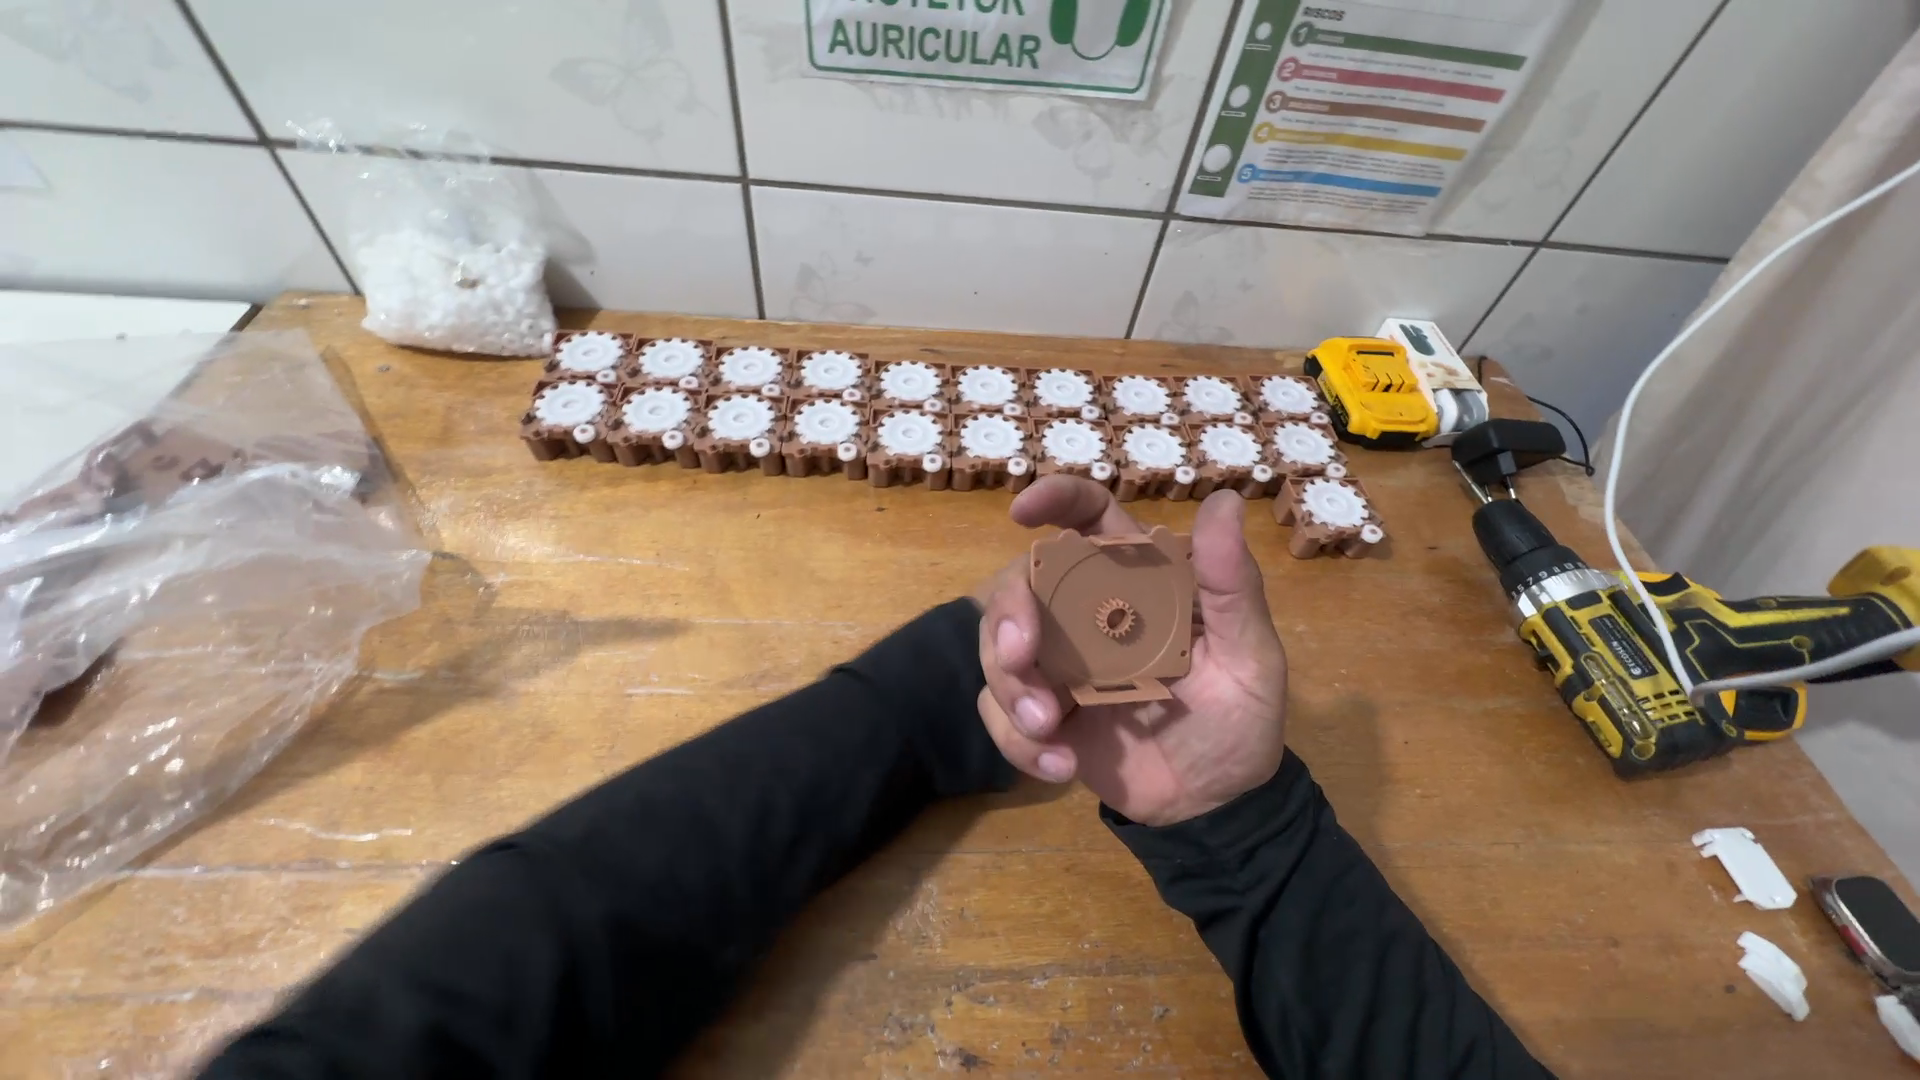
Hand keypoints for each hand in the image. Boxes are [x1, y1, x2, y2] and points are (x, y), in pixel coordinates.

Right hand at [974, 476, 1287, 826]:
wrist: (1213, 805)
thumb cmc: (1237, 720)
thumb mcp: (1248, 655)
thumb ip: (1232, 586)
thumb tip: (1223, 502)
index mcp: (1136, 582)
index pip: (1090, 521)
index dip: (1056, 500)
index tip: (1022, 512)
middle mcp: (1085, 613)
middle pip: (1021, 584)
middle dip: (1007, 615)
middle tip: (1021, 656)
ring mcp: (1057, 664)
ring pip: (996, 646)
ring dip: (1009, 685)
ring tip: (1047, 728)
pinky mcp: (1039, 713)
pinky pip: (998, 710)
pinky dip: (1017, 740)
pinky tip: (1062, 765)